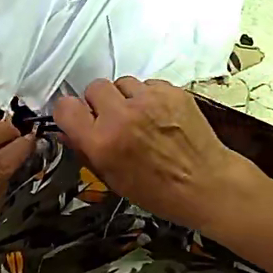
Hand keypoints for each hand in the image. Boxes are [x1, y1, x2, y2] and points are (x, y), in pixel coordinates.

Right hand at [51, 77, 258, 226]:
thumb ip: (86, 151)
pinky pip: (148, 84)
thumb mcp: (112, 179)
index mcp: (102, 142)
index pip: (66, 107)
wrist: (206, 183)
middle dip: (100, 103)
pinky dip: (149, 96)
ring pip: (122, 82)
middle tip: (113, 120)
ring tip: (139, 118)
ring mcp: (149, 100)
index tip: (79, 119)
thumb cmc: (158, 190)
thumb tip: (67, 132)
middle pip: (95, 87)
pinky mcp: (171, 91)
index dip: (71, 113)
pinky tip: (159, 116)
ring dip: (125, 97)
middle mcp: (122, 116)